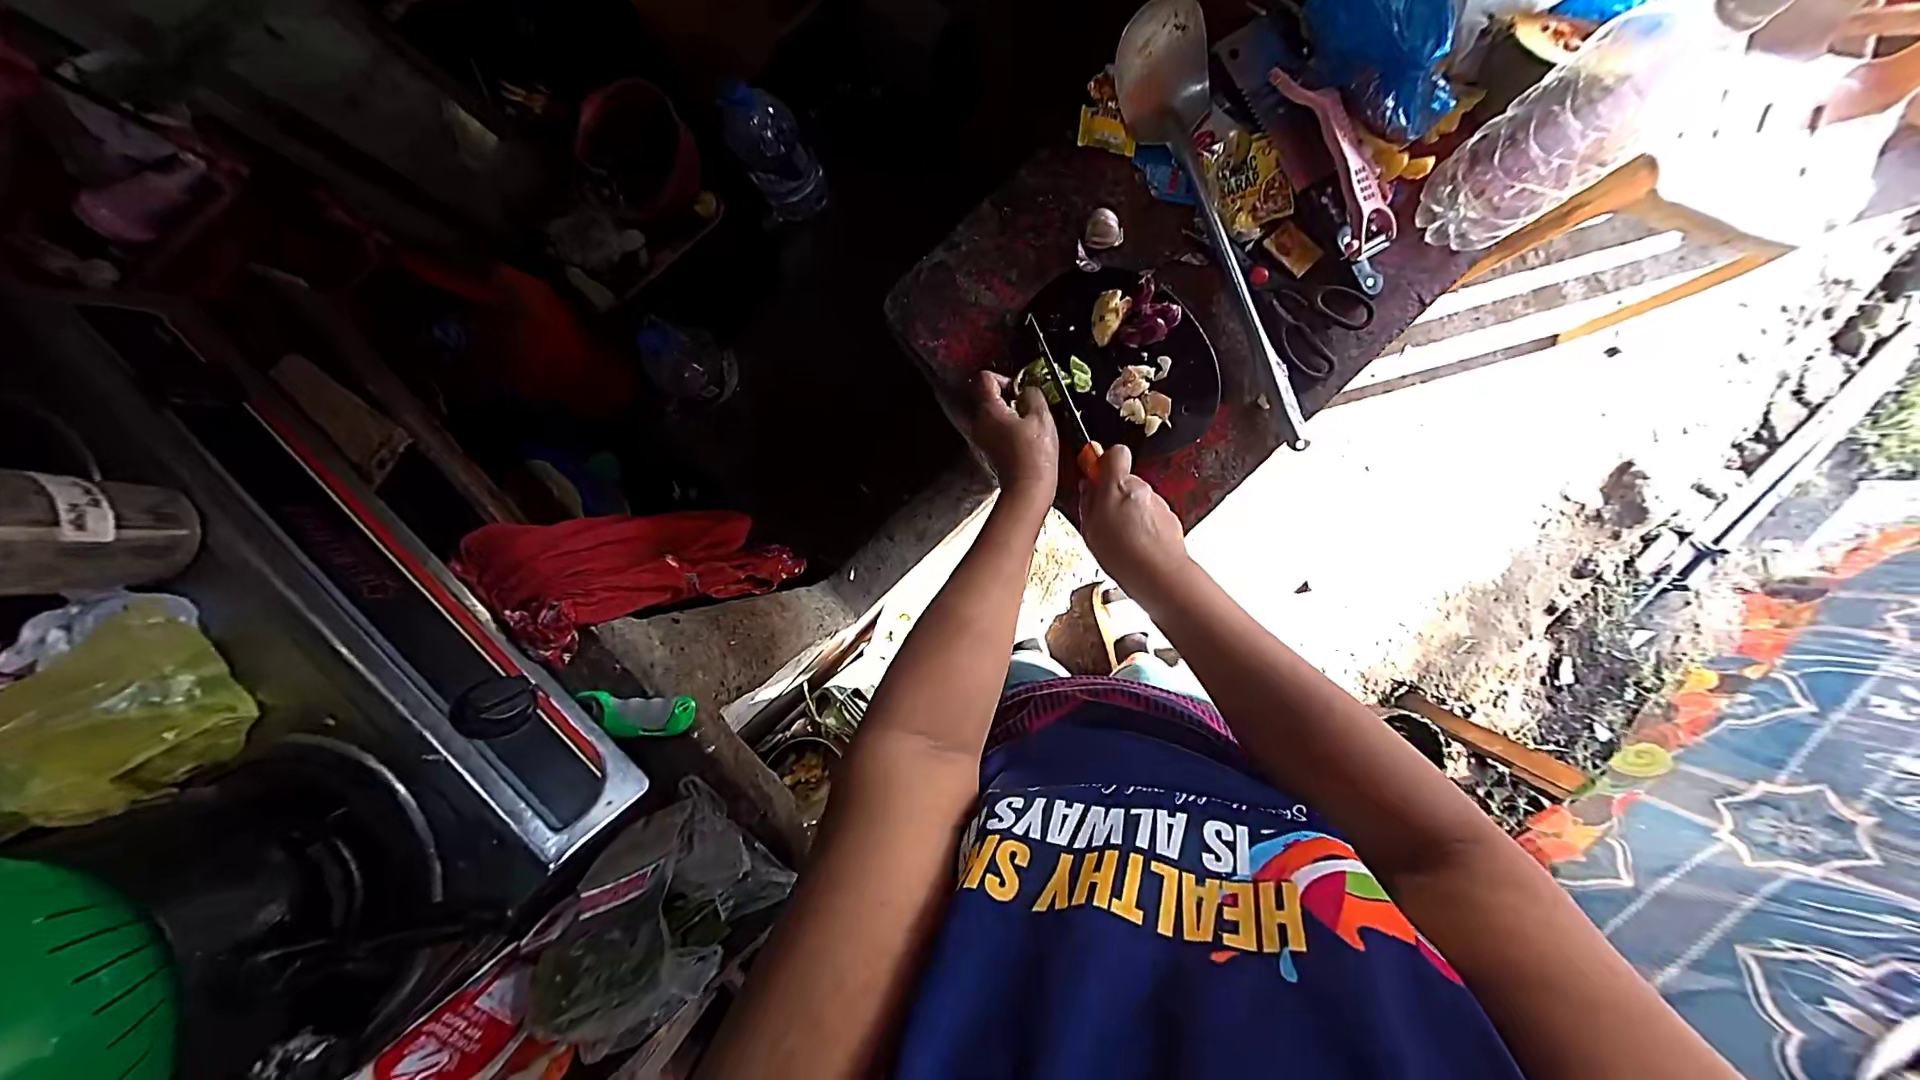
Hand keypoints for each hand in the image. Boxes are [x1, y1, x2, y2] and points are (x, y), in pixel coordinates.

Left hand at [971, 370, 1058, 502]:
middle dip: (1007, 395)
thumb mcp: (1041, 417)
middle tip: (1027, 405)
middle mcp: (977, 422)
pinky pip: (994, 428)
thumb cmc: (1035, 454)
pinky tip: (1024, 435)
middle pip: (985, 395)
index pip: (985, 378)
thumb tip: (1028, 388)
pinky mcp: (987, 450)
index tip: (1022, 390)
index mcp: (987, 410)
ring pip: (990, 412)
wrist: (1028, 489)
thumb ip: (1033, 394)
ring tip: (1027, 421)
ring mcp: (980, 437)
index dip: (1005, 378)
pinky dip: (1007, 426)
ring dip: (1008, 411)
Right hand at [1079, 444, 1191, 599]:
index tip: (1095, 474)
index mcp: (1117, 486)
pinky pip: (1150, 514)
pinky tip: (1133, 543)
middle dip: (1114, 493)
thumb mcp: (1089, 528)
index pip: (1114, 452)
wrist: (1157, 574)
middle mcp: (1141, 489)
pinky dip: (1143, 524)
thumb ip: (1088, 502)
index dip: (1104, 461)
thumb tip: (1087, 489)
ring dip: (1128, 511)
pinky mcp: (1169, 517)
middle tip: (1103, 515)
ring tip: (1119, 535)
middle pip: (1125, 479)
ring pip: (1138, 498)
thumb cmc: (1123, 554)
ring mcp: (1157, 502)